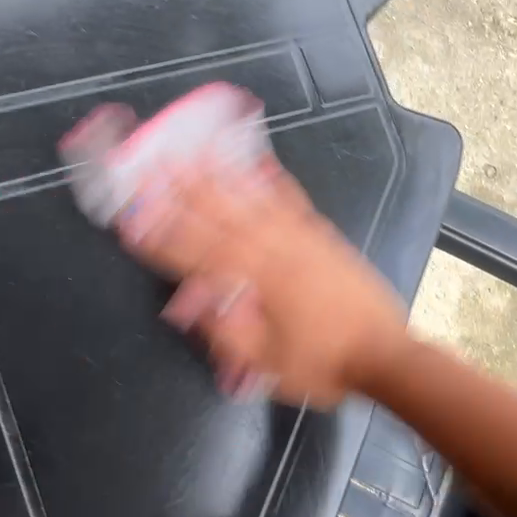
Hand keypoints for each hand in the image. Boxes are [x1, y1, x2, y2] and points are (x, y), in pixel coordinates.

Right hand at [117, 157, 410, 407]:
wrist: (385, 354)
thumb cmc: (322, 365)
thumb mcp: (266, 365)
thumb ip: (224, 332)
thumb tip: (185, 305)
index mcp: (255, 284)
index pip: (195, 255)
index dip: (160, 238)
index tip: (131, 220)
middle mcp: (273, 251)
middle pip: (217, 216)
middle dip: (178, 191)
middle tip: (149, 166)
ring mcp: (298, 237)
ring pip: (248, 199)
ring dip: (214, 175)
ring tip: (189, 151)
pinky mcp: (321, 234)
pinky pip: (289, 199)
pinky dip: (270, 177)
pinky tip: (253, 160)